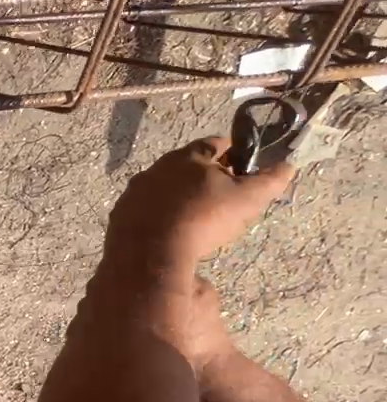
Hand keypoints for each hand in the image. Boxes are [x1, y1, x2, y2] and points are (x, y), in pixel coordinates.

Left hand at [105, 136, 294, 270]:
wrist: (148, 257)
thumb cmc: (203, 219)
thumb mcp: (251, 196)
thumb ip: (273, 177)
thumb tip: (285, 166)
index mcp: (183, 158)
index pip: (214, 144)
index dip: (235, 152)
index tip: (245, 167)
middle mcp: (150, 172)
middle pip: (185, 166)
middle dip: (206, 175)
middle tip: (224, 191)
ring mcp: (129, 196)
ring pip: (162, 189)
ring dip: (180, 195)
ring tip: (198, 212)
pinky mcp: (117, 219)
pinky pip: (144, 210)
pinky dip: (159, 214)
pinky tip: (171, 228)